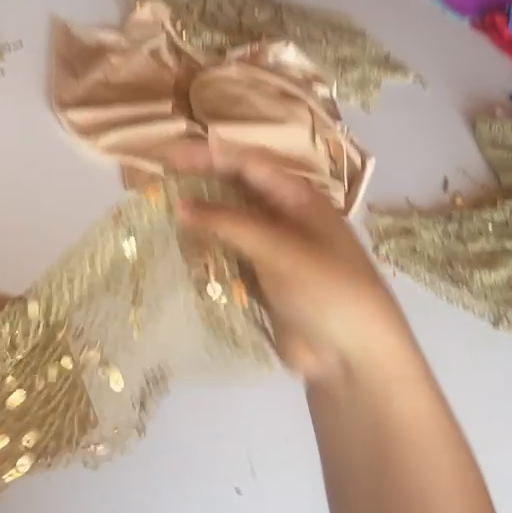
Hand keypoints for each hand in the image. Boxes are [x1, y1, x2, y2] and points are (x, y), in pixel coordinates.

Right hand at [174, 146, 414, 381]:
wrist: (355, 357)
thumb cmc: (326, 289)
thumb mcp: (277, 247)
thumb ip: (226, 222)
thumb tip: (177, 203)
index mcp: (298, 198)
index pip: (246, 164)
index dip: (207, 155)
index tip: (167, 156)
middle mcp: (285, 217)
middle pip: (235, 189)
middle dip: (199, 182)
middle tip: (157, 180)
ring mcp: (273, 249)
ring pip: (228, 223)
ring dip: (199, 217)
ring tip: (159, 211)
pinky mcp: (262, 279)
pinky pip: (227, 254)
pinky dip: (204, 248)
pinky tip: (178, 247)